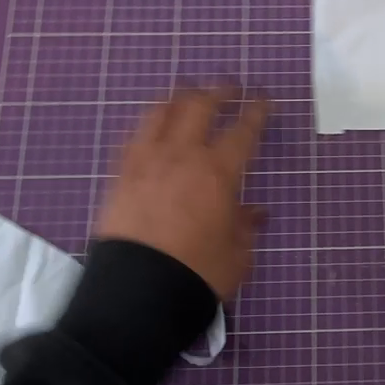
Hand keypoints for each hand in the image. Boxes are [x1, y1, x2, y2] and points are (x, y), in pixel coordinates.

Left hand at [94, 87, 270, 301]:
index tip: (264, 99)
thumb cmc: (196, 275)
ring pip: (162, 111)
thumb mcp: (236, 256)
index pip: (244, 129)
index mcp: (218, 171)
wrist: (134, 296)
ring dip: (180, 97)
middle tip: (229, 88)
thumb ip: (245, 226)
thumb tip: (254, 212)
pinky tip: (154, 126)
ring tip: (189, 95)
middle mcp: (182, 155)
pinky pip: (136, 135)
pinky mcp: (120, 174)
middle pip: (200, 106)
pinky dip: (150, 123)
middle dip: (219, 91)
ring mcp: (147, 161)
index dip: (257, 111)